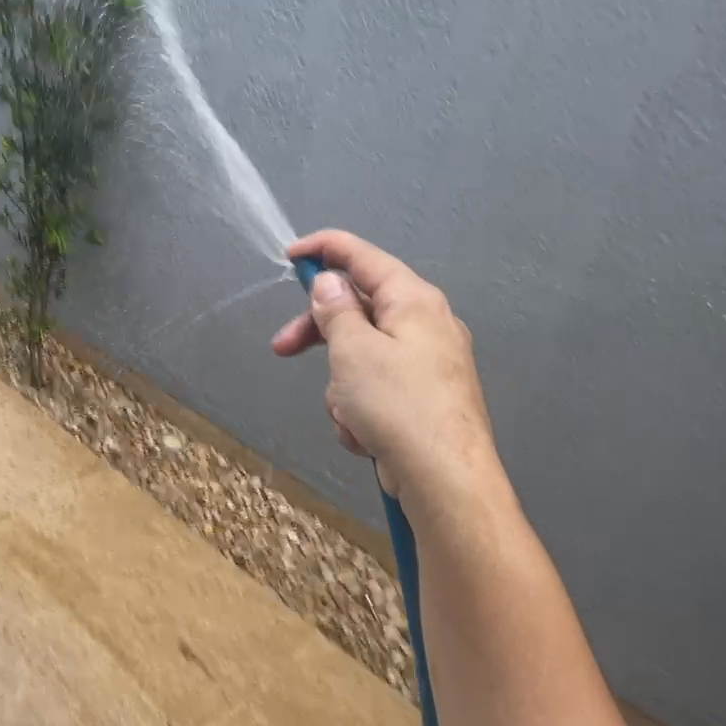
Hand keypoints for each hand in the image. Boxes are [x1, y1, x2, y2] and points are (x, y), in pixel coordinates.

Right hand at [271, 230, 499, 509]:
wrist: (443, 475)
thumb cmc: (397, 404)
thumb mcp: (352, 351)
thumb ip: (336, 312)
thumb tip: (330, 283)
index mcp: (413, 301)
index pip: (364, 257)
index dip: (325, 250)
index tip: (290, 256)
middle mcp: (425, 324)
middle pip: (357, 311)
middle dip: (318, 333)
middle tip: (282, 348)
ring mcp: (425, 363)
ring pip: (359, 356)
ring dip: (339, 383)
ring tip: (346, 412)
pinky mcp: (420, 398)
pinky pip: (372, 389)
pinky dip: (357, 408)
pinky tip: (363, 432)